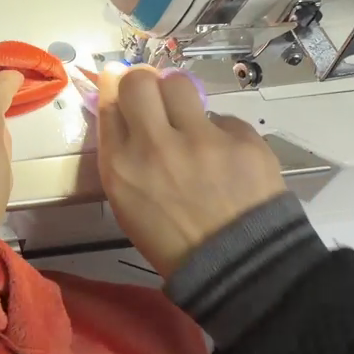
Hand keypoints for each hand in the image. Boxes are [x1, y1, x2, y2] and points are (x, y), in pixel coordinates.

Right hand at [97, 65, 284, 276]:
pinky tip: (227, 160)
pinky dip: (222, 135)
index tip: (123, 89)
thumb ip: (120, 153)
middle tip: (155, 100)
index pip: (110, 104)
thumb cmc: (174, 242)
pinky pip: (223, 119)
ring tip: (191, 123)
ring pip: (180, 84)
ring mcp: (202, 140)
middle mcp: (155, 145)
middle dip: (144, 85)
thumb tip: (118, 107)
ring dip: (180, 99)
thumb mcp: (128, 202)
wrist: (242, 271)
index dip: (116, 92)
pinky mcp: (243, 140)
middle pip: (139, 82)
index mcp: (121, 167)